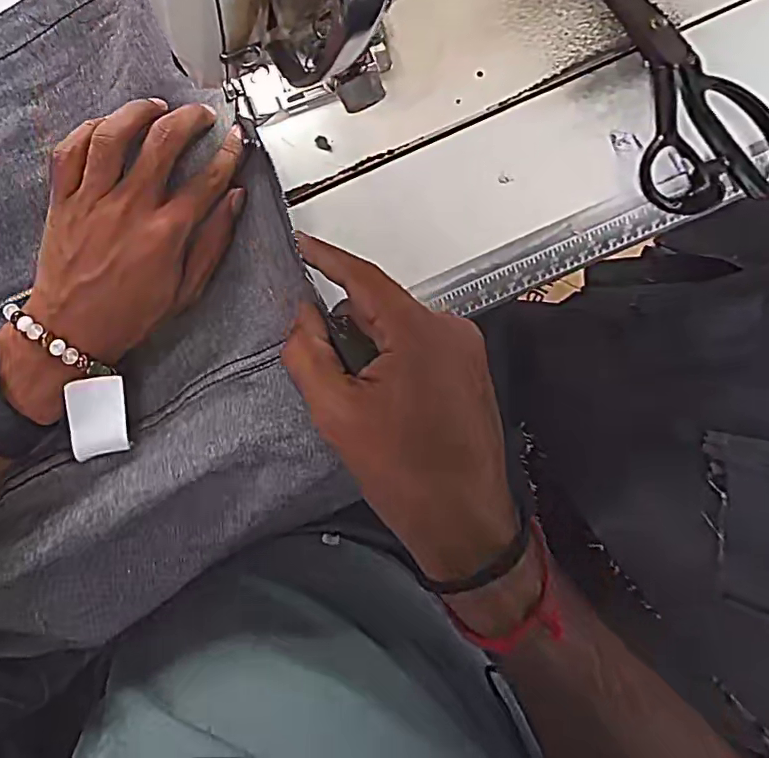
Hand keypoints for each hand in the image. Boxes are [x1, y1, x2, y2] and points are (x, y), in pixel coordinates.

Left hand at [0, 98, 246, 422]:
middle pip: (163, 142)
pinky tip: (105, 126)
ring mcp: (93, 201)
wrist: (70, 331)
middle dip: (189, 119)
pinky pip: (69, 152)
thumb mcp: (185, 291)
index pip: (206, 178)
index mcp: (164, 233)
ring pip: (113, 136)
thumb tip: (234, 202)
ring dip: (138, 113)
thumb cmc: (125, 314)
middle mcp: (129, 209)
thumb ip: (213, 243)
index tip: (234, 141)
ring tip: (154, 108)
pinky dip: (87, 130)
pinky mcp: (64, 201)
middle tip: (199, 116)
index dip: (228, 153)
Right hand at [281, 234, 519, 585]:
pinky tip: (386, 404)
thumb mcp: (336, 412)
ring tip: (367, 403)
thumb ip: (307, 353)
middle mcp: (448, 331)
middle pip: (376, 305)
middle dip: (345, 329)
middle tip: (332, 376)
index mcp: (418, 333)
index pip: (362, 277)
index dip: (326, 258)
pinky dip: (390, 360)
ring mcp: (462, 349)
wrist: (463, 524)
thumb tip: (301, 318)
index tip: (305, 244)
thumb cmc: (411, 476)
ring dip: (369, 349)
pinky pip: (414, 343)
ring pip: (394, 326)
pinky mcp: (467, 367)